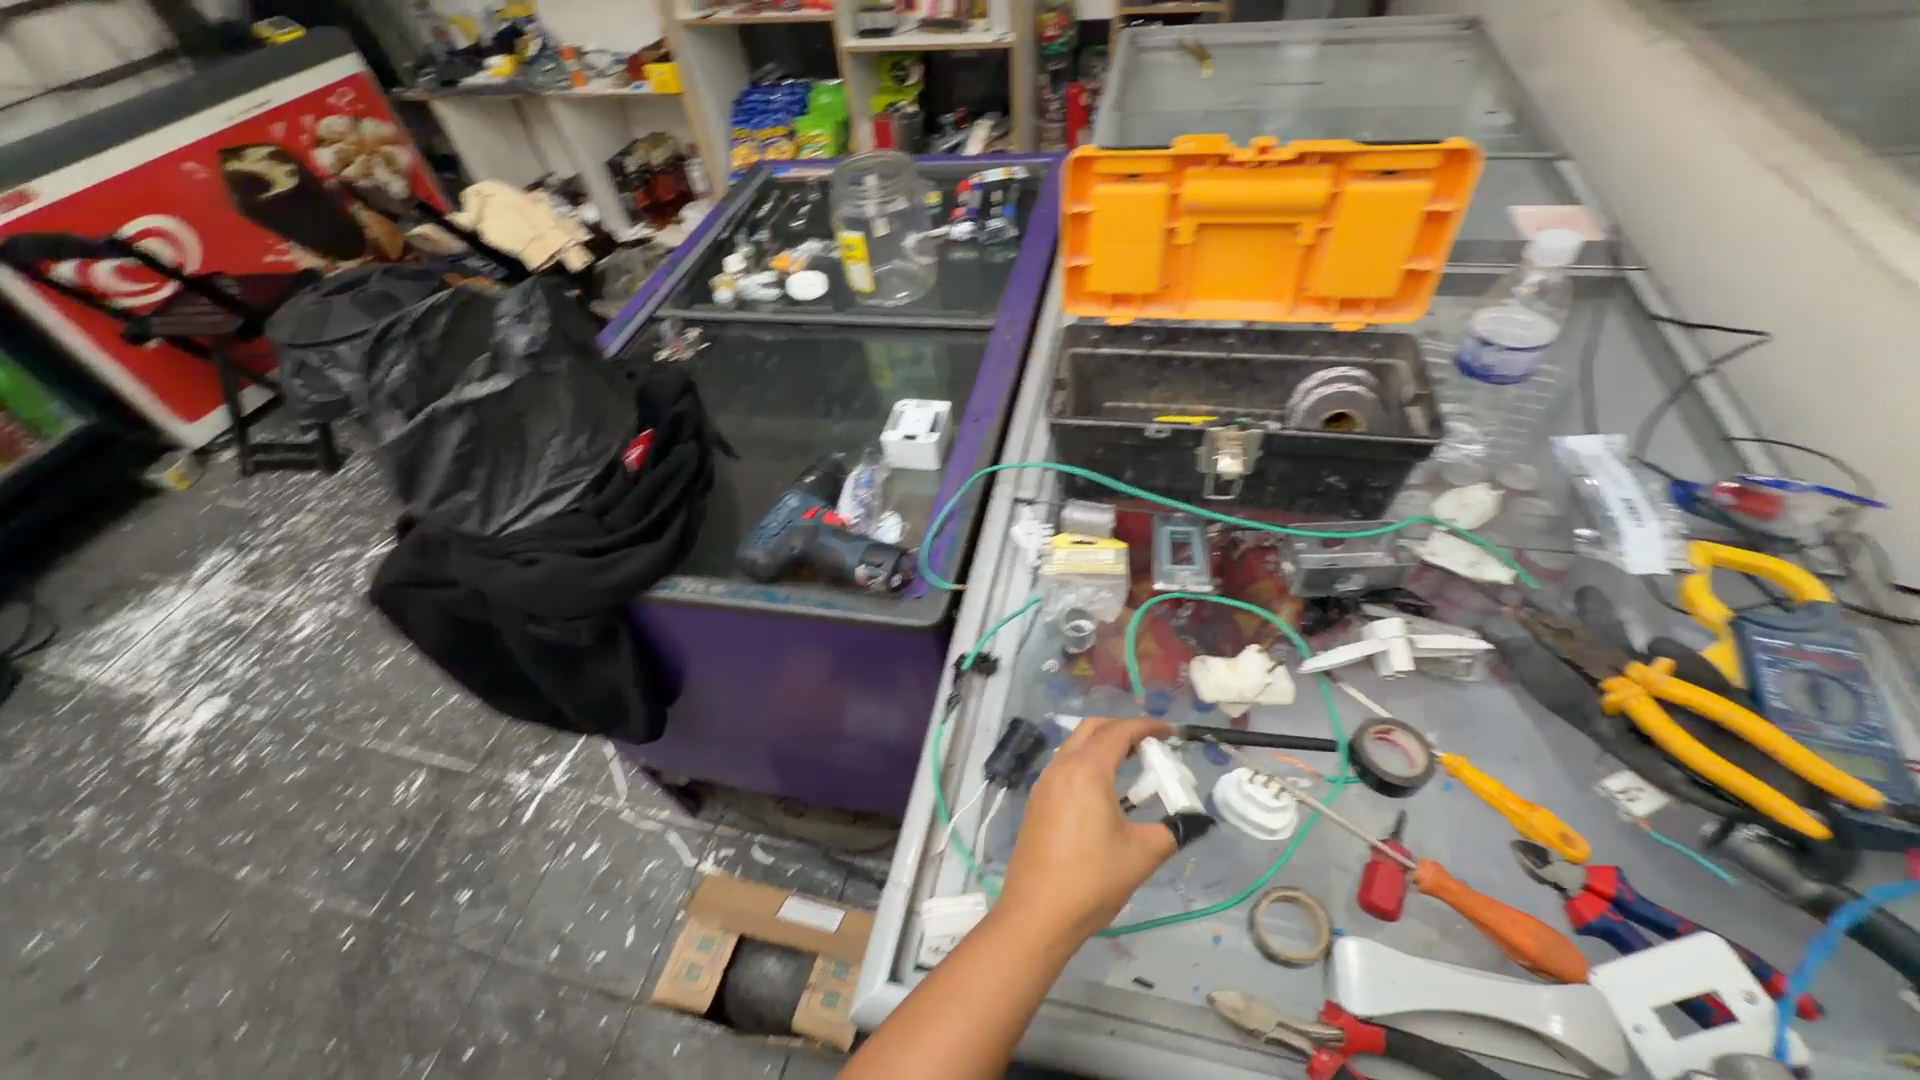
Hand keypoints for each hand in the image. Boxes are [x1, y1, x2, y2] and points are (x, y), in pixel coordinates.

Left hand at [998, 717, 1178, 943]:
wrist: (1037, 913)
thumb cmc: (1091, 879)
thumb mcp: (1142, 854)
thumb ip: (1172, 830)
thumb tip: (1192, 820)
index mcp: (1086, 771)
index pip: (1118, 732)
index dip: (1146, 727)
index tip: (1169, 733)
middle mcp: (1060, 768)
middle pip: (1091, 730)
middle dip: (1121, 729)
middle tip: (1149, 745)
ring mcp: (1043, 785)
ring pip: (1073, 748)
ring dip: (1101, 747)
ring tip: (1130, 766)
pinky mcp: (1036, 804)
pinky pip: (1063, 768)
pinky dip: (1086, 765)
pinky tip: (1103, 792)